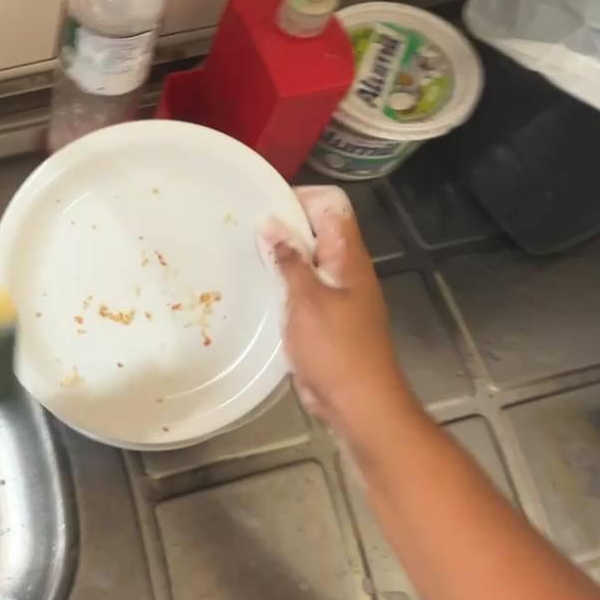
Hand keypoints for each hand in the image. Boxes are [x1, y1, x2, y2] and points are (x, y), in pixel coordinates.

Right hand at [261, 186, 417, 436]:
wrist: (357, 401)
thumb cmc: (335, 348)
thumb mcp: (307, 300)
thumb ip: (288, 260)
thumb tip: (270, 223)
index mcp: (348, 257)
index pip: (331, 205)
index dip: (299, 197)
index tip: (261, 205)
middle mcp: (345, 270)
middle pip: (317, 230)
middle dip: (282, 225)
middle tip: (241, 231)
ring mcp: (335, 295)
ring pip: (306, 261)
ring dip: (278, 257)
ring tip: (241, 258)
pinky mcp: (323, 318)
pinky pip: (300, 289)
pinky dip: (279, 284)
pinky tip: (255, 292)